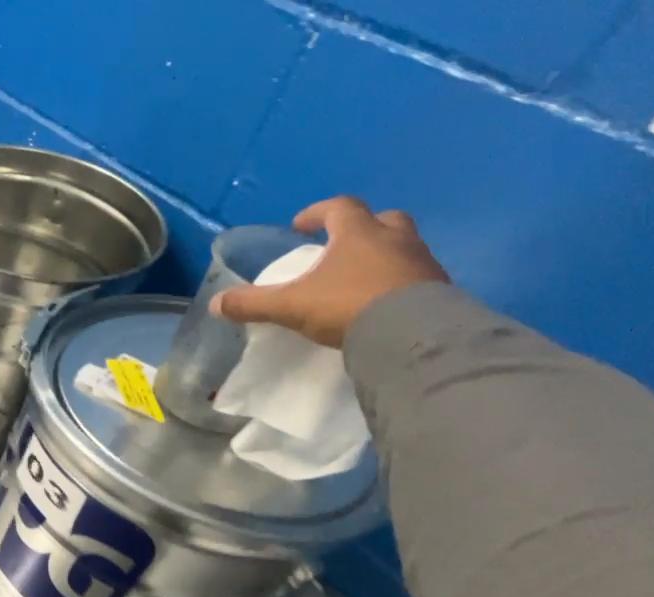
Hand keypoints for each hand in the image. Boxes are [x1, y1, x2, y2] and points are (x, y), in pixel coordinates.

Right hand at [211, 196, 449, 347]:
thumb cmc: (348, 305)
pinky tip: (381, 302)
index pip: (339, 208)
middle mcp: (394, 238)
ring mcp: (420, 261)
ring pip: (401, 246)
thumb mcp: (291, 306)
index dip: (317, 213)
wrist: (412, 333)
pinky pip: (413, 275)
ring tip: (360, 278)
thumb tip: (216, 304)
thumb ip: (253, 304)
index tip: (300, 226)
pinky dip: (396, 281)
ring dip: (381, 254)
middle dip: (361, 228)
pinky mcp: (437, 286)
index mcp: (358, 233)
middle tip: (341, 245)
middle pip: (382, 219)